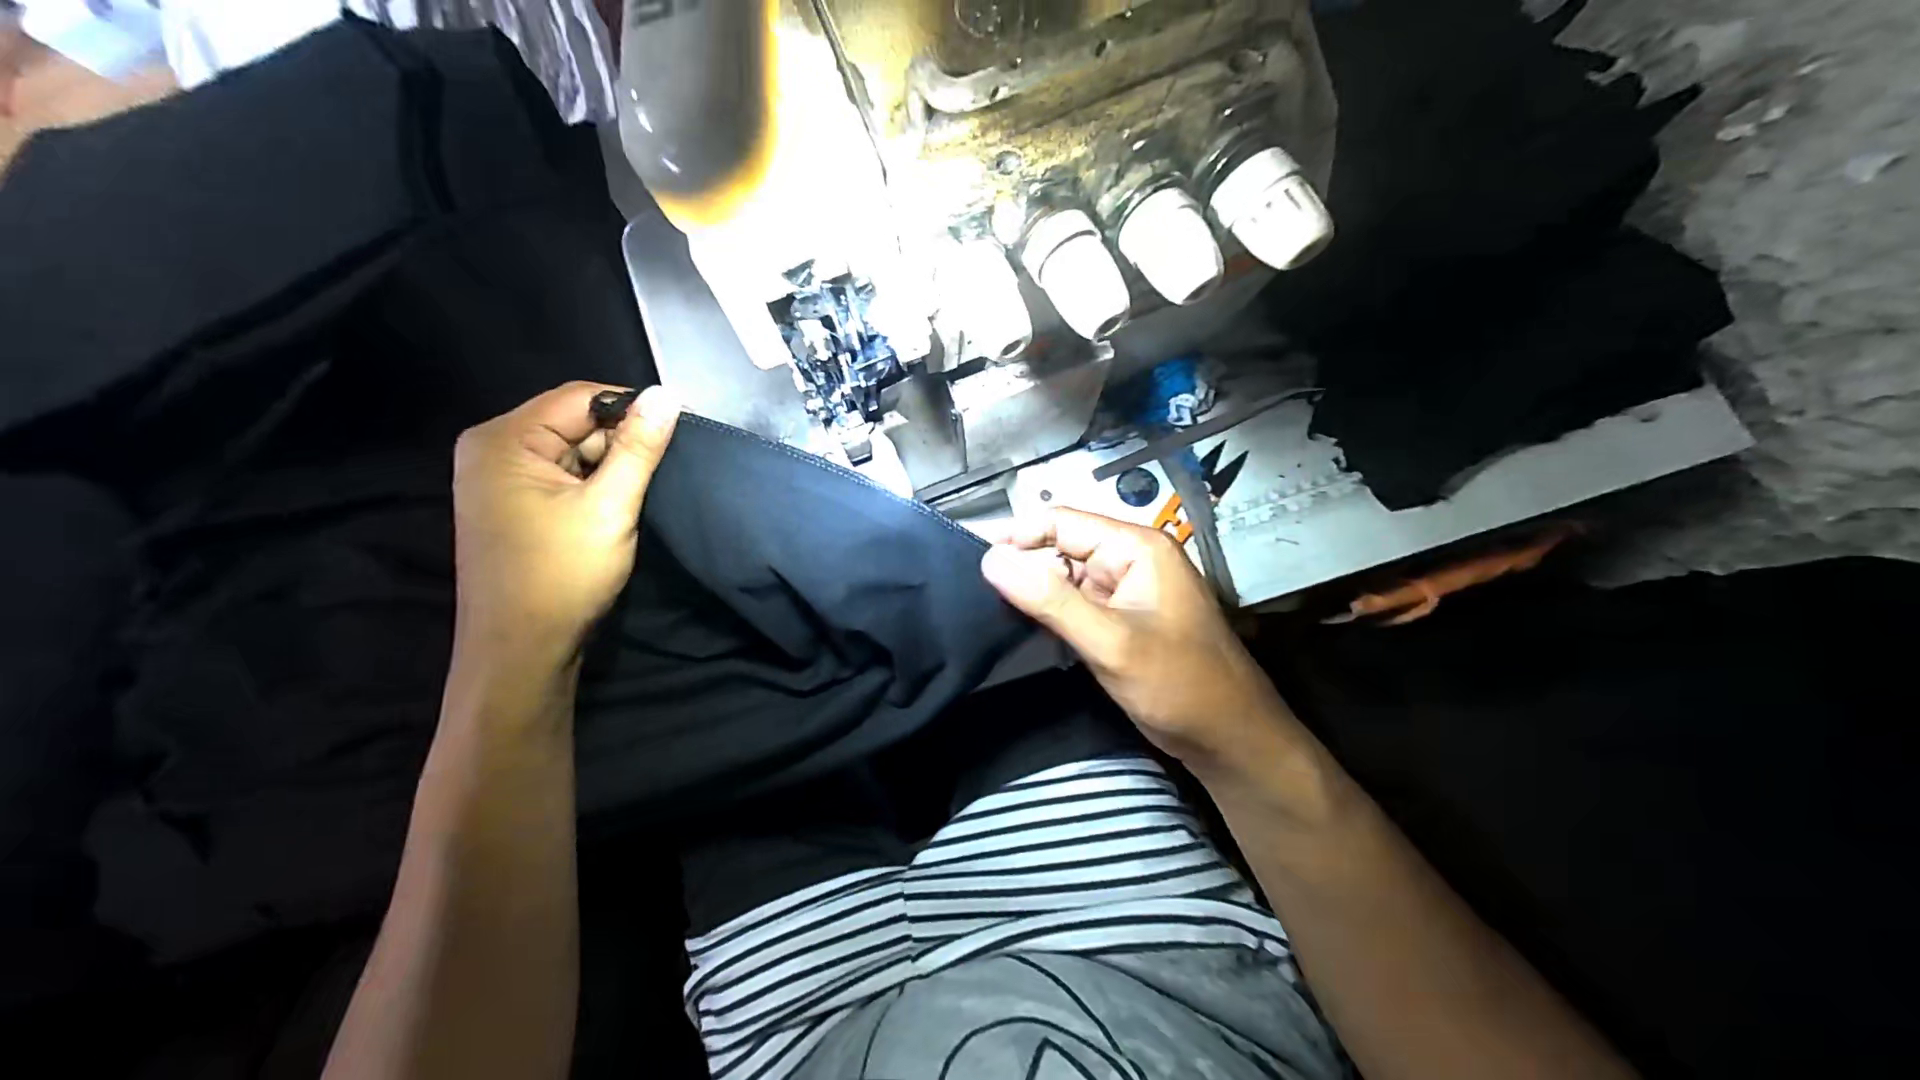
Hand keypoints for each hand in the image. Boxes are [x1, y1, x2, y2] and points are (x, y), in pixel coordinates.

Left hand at [451, 381, 678, 662]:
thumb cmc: (562, 575)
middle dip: (620, 443)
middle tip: (658, 475)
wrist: (521, 651)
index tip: (678, 429)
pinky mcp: (511, 503)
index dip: (632, 408)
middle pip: (574, 422)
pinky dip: (592, 485)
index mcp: (503, 439)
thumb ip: (640, 447)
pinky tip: (612, 508)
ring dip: (609, 468)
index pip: (580, 397)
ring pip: (572, 450)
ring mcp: (497, 478)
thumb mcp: (610, 506)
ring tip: (635, 498)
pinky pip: (561, 475)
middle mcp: (491, 448)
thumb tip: (668, 394)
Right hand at [980, 509, 1320, 802]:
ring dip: (1035, 594)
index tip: (972, 560)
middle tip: (977, 595)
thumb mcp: (1110, 642)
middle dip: (1024, 567)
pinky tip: (1024, 629)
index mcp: (1136, 547)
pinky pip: (1076, 605)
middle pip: (1061, 548)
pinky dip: (1052, 615)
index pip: (1062, 522)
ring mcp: (1126, 591)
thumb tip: (990, 560)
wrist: (1230, 740)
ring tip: (992, 611)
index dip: (1017, 536)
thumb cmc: (1179, 685)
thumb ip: (1050, 600)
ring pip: (1065, 579)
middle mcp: (1130, 560)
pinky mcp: (1121, 620)